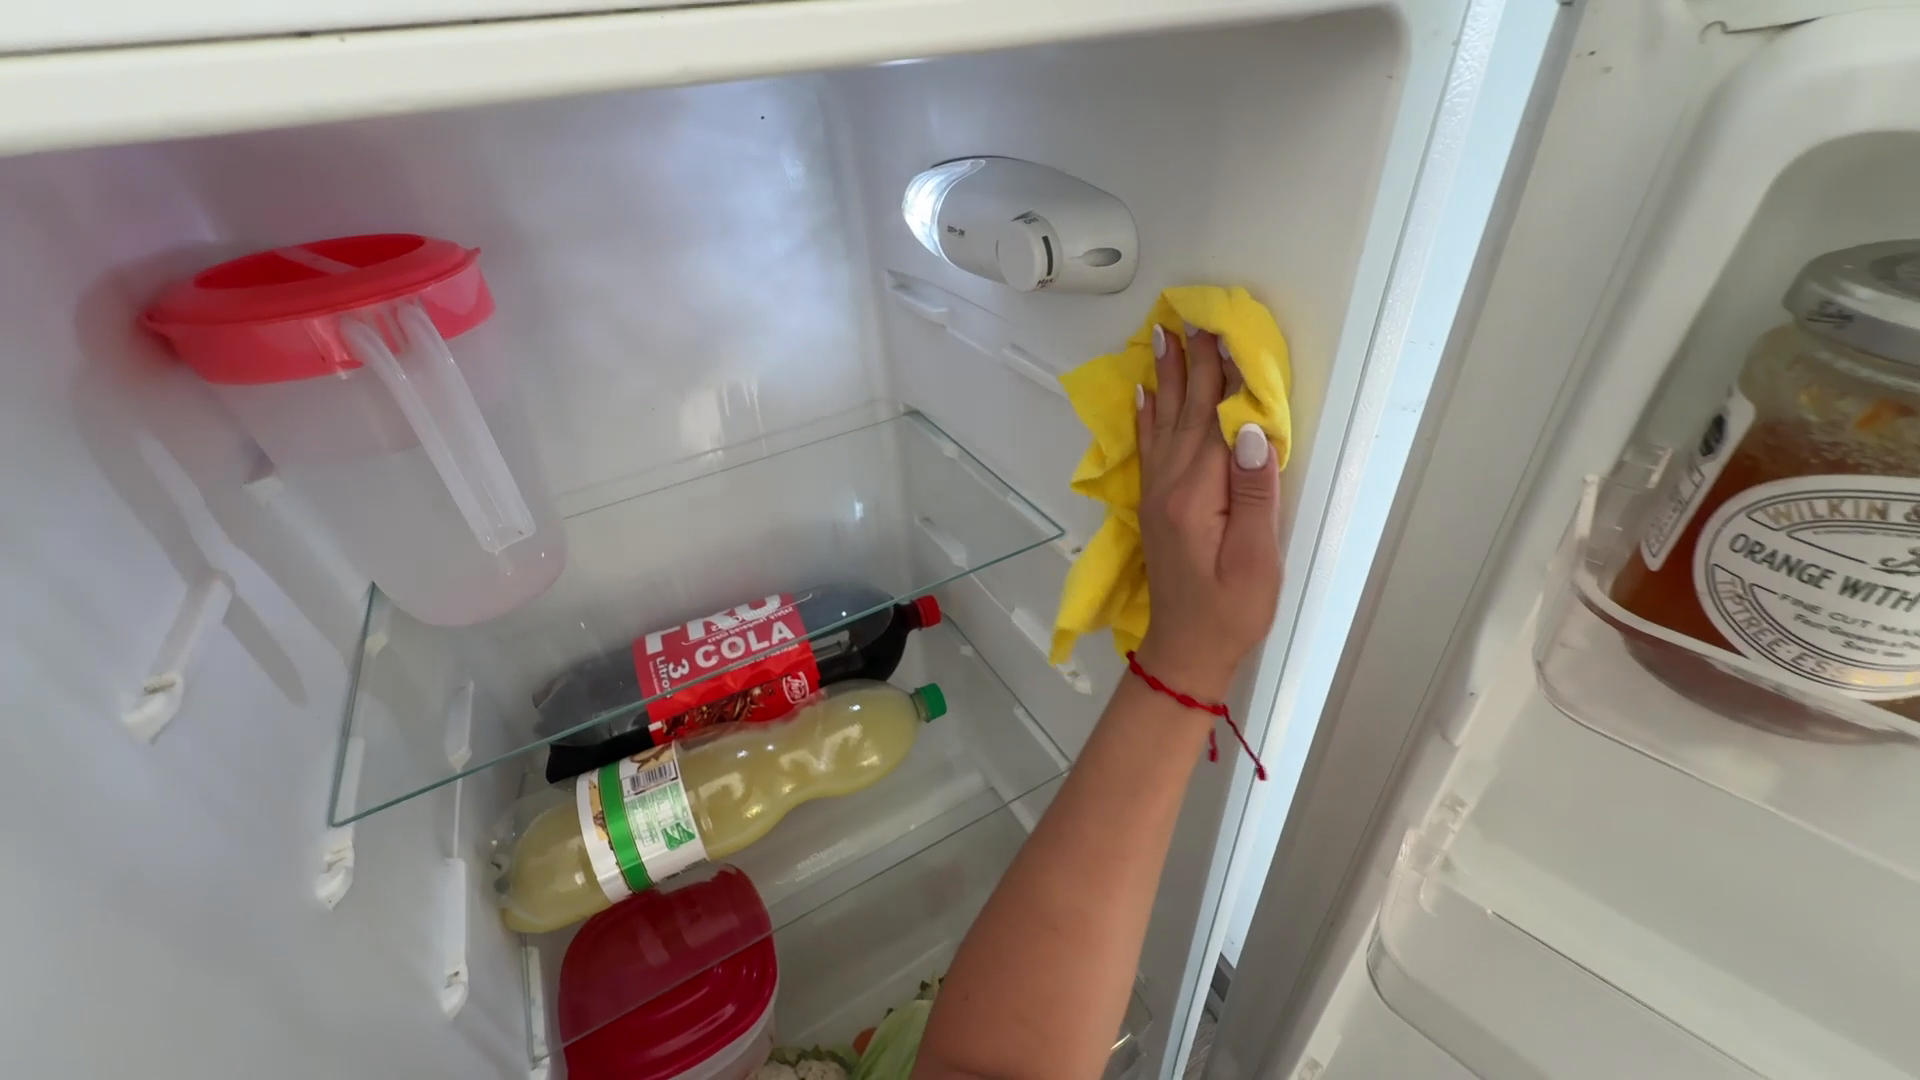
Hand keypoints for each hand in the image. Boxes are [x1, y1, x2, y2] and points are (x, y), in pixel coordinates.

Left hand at [1133, 323, 1283, 700]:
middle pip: (1184, 414)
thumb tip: (1251, 427)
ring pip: (1163, 424)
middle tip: (1189, 317)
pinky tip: (1144, 395)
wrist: (1185, 649)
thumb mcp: (1256, 559)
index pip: (1213, 421)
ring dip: (1166, 380)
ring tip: (1162, 339)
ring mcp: (1156, 496)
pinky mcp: (1154, 507)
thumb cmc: (1231, 611)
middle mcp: (1169, 487)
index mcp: (1196, 496)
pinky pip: (1149, 450)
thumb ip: (1254, 493)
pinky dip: (1147, 418)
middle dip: (1191, 364)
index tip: (1222, 329)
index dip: (1221, 375)